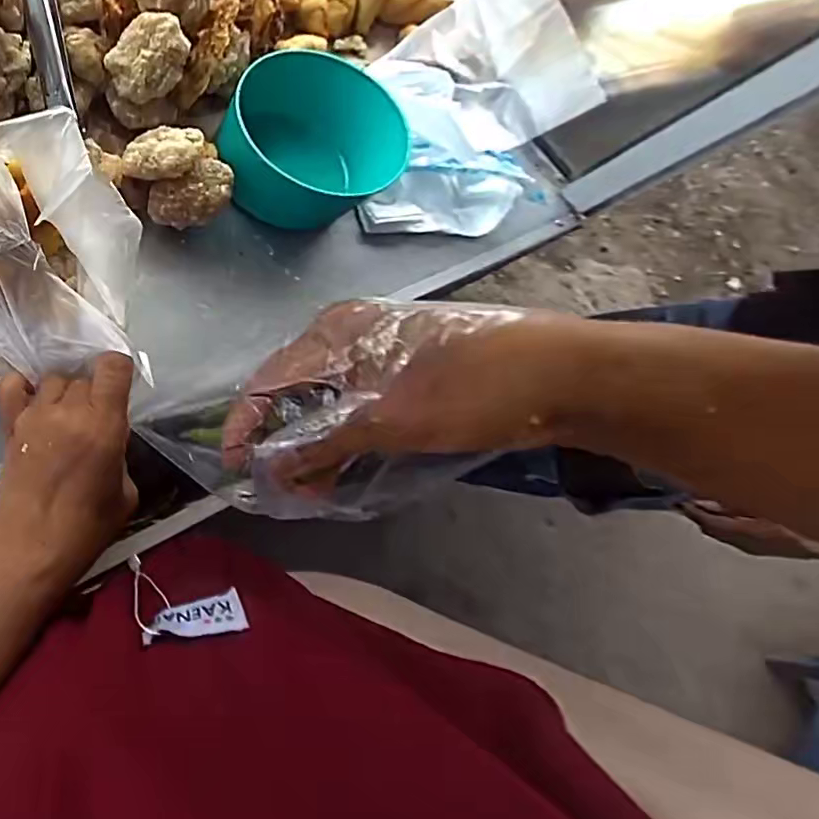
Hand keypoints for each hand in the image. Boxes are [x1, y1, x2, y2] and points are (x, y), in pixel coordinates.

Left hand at [0, 353, 136, 708]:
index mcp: (104, 425)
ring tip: (63, 419)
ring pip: (52, 380)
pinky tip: (31, 402)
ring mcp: (34, 415)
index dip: (118, 371)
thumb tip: (106, 438)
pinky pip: (11, 386)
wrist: (31, 545)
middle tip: (91, 422)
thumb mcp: (125, 493)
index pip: (113, 366)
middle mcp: (68, 410)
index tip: (119, 386)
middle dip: (91, 393)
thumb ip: (119, 453)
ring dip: (61, 393)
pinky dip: (21, 387)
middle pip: (82, 376)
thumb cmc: (86, 528)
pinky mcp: (9, 425)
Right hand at [220, 300, 580, 497]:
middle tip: (277, 483)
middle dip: (279, 440)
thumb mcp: (391, 423)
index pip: (266, 381)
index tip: (237, 465)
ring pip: (321, 401)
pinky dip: (340, 436)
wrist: (582, 378)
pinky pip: (351, 404)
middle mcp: (346, 335)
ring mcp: (376, 350)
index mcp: (334, 332)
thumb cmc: (476, 390)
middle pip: (289, 391)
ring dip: (311, 444)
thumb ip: (321, 445)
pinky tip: (339, 465)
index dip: (245, 425)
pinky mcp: (402, 370)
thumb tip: (270, 472)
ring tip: (310, 485)